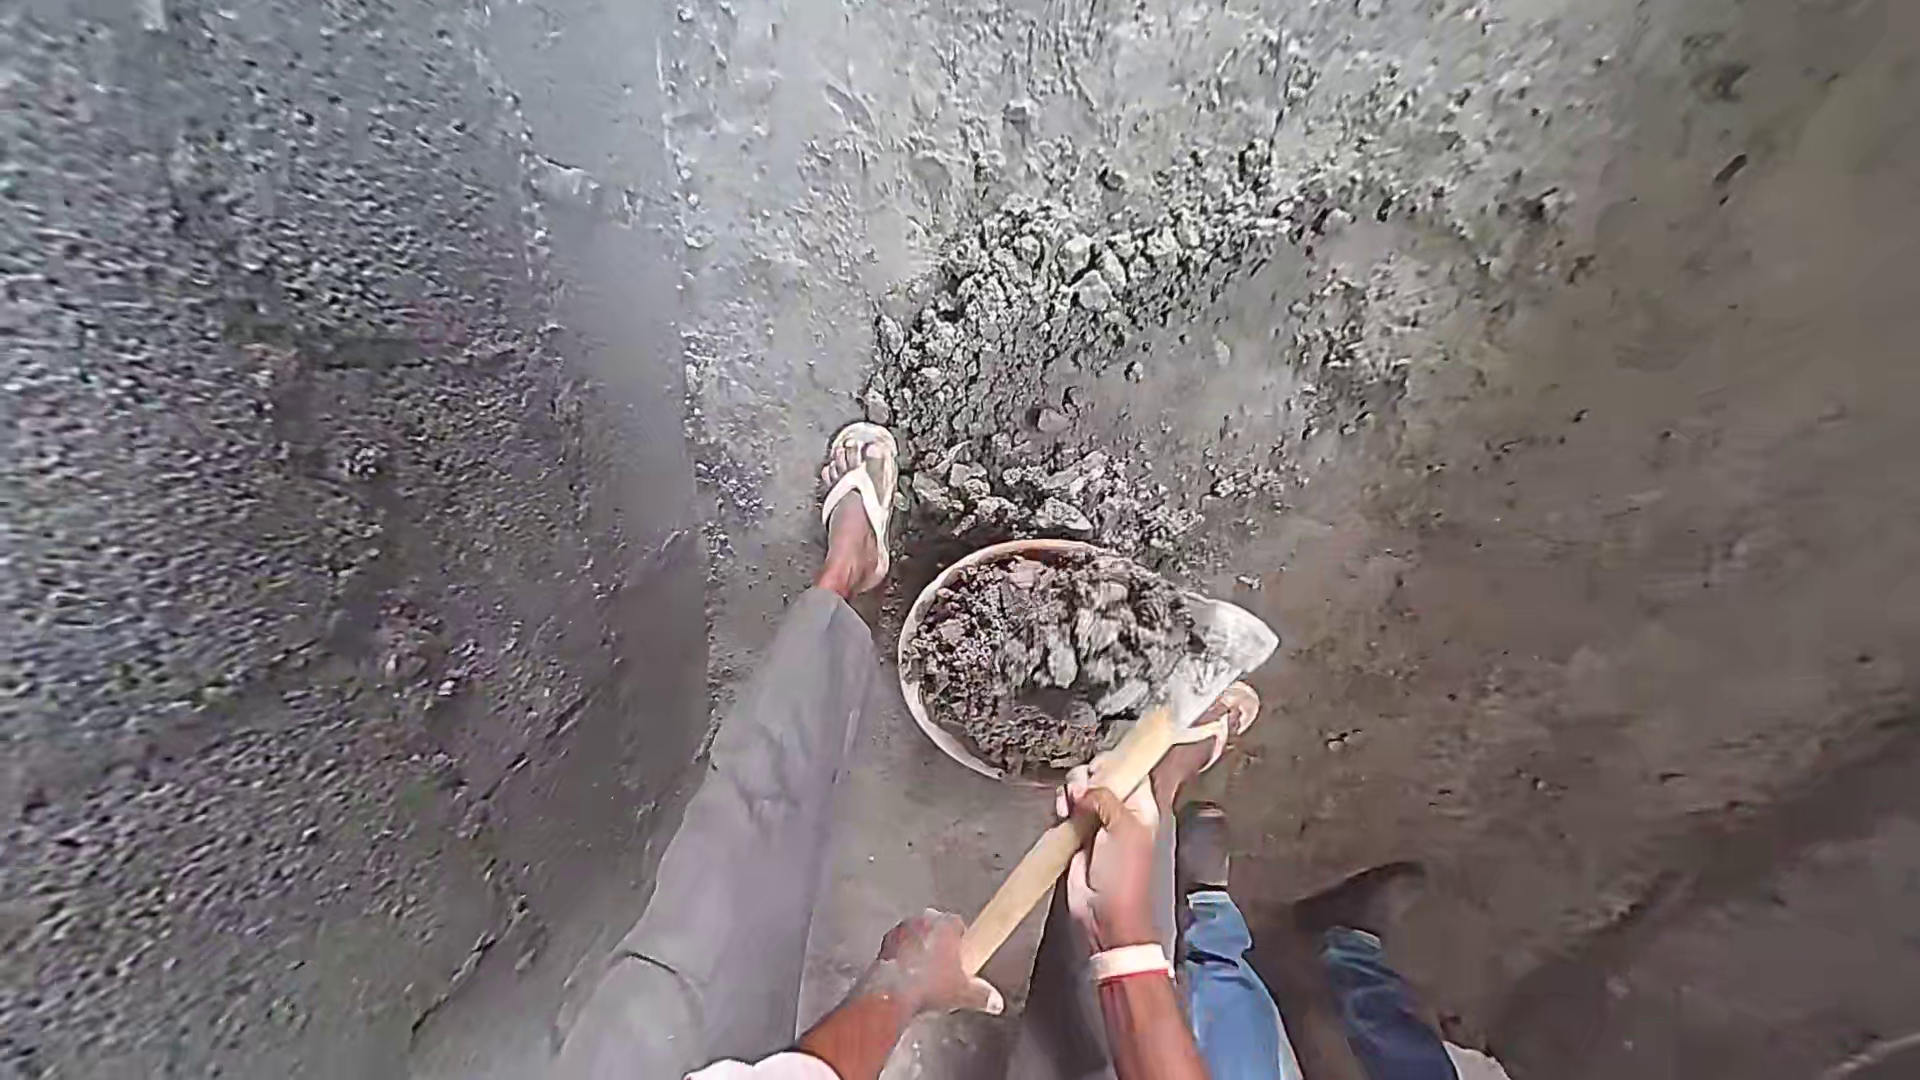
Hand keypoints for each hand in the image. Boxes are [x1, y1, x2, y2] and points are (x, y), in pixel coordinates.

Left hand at [857, 909, 1003, 1015]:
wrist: (893, 992)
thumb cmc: (931, 986)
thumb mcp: (962, 994)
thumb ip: (982, 995)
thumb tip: (996, 1002)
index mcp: (947, 925)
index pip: (959, 924)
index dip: (961, 940)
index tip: (960, 956)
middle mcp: (926, 918)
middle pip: (937, 925)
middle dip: (939, 941)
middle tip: (942, 966)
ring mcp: (905, 926)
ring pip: (917, 931)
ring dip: (920, 944)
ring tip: (922, 971)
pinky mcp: (887, 937)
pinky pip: (899, 942)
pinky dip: (902, 952)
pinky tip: (904, 972)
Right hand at [1058, 766, 1159, 949]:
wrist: (1105, 914)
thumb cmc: (1124, 872)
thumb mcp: (1124, 828)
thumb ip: (1104, 797)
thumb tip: (1081, 787)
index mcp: (1140, 805)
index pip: (1128, 769)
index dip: (1112, 763)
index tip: (1099, 769)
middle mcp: (1118, 808)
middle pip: (1099, 774)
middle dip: (1086, 777)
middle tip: (1080, 792)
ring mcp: (1096, 819)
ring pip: (1078, 788)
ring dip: (1070, 791)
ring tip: (1069, 807)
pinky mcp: (1075, 831)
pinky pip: (1065, 806)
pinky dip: (1060, 805)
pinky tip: (1062, 814)